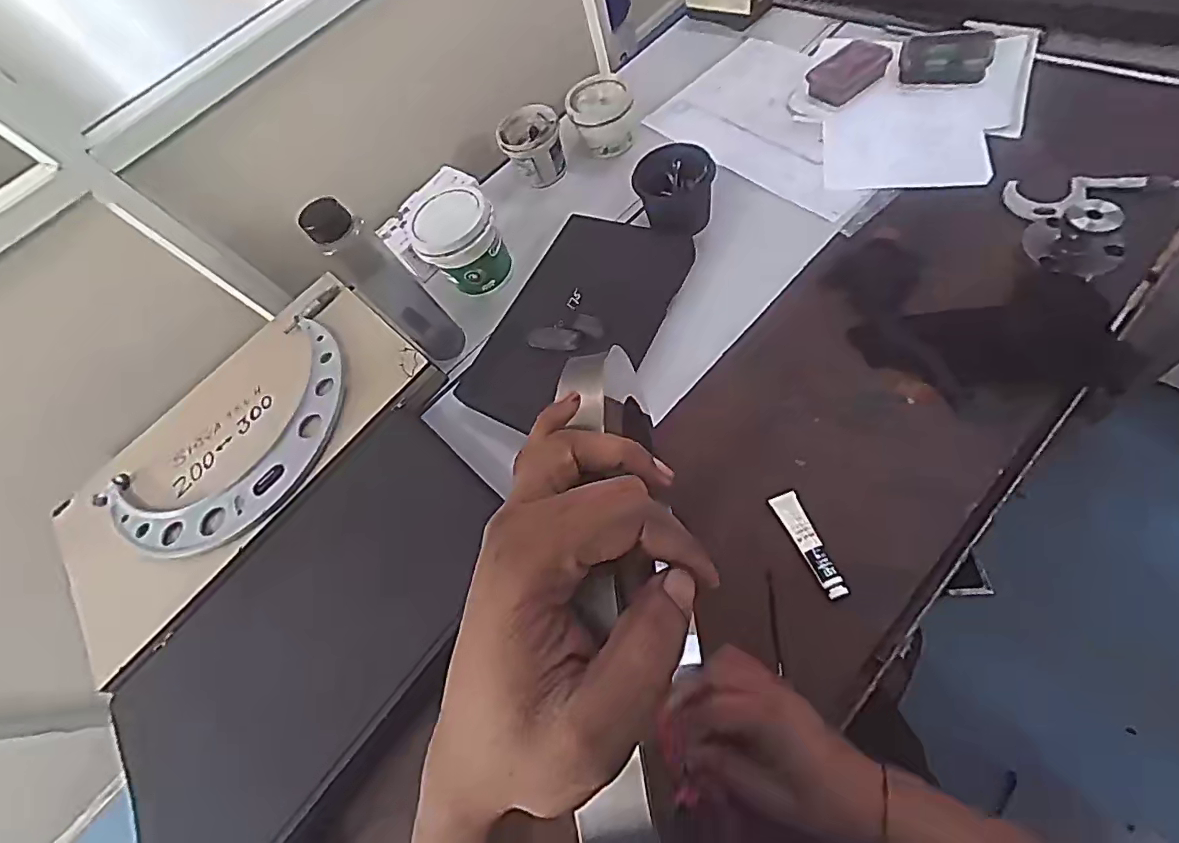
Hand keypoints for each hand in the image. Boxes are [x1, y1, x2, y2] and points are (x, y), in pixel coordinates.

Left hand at [414, 395, 721, 840]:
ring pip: (558, 450)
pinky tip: (573, 411)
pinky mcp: (516, 539)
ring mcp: (509, 530)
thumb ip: (647, 654)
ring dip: (611, 451)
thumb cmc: (526, 751)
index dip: (673, 537)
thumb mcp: (595, 731)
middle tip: (677, 521)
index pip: (619, 511)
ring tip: (653, 475)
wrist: (477, 766)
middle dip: (643, 482)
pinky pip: (535, 464)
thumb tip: (680, 579)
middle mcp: (511, 533)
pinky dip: (561, 432)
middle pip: (586, 463)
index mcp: (525, 566)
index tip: (700, 579)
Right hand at [669, 645, 884, 841]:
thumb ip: (723, 768)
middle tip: (669, 720)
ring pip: (726, 659)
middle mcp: (769, 688)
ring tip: (687, 707)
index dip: (683, 726)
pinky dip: (719, 672)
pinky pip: (741, 663)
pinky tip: (712, 697)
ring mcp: (775, 683)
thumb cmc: (819, 800)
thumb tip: (689, 754)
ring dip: (700, 678)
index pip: (710, 707)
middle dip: (684, 693)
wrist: (861, 794)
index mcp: (767, 714)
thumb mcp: (767, 795)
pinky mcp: (778, 686)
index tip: (669, 745)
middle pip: (713, 671)